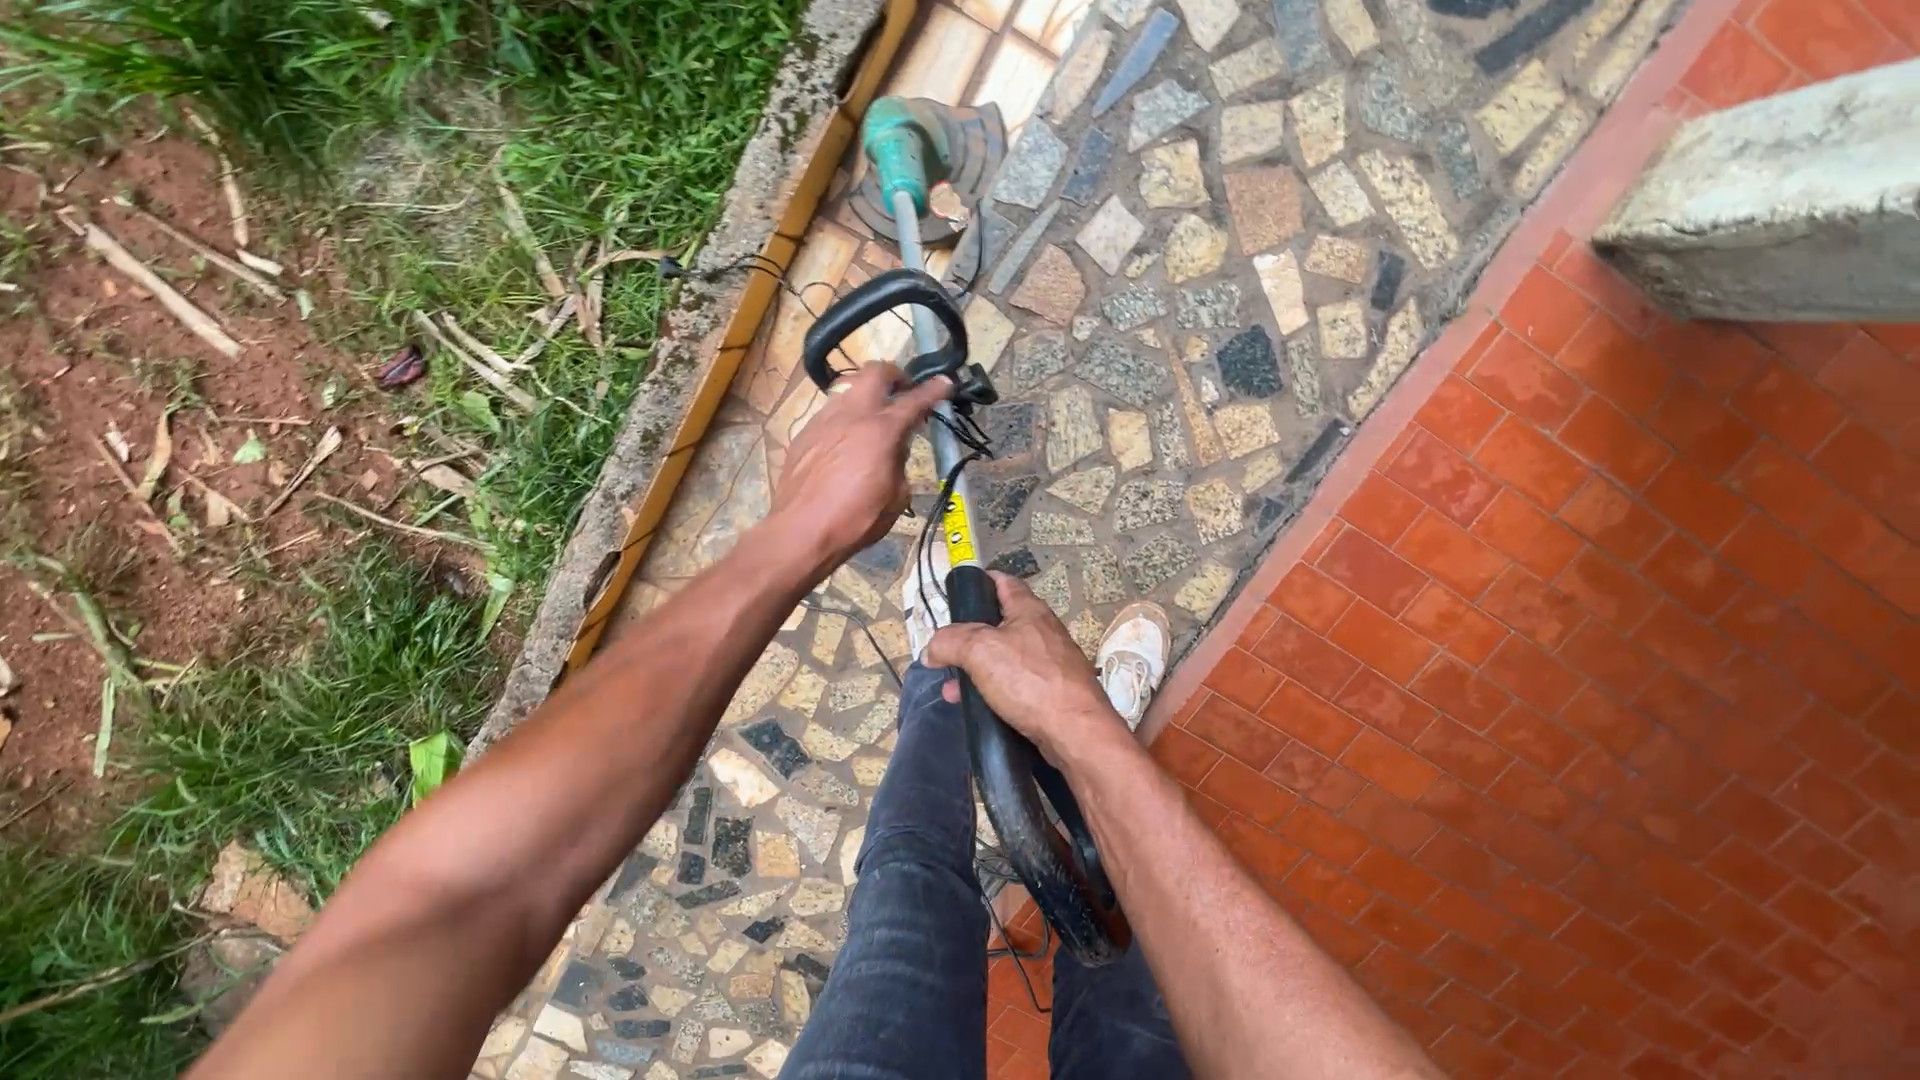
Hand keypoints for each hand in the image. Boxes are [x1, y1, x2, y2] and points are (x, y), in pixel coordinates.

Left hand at [770, 362, 949, 568]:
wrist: (801, 531)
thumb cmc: (856, 519)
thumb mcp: (896, 496)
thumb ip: (900, 462)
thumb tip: (895, 448)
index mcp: (881, 430)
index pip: (914, 400)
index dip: (934, 390)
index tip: (944, 382)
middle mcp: (852, 415)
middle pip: (876, 372)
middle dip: (895, 376)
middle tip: (904, 393)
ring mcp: (824, 420)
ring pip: (849, 389)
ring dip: (868, 396)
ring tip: (874, 420)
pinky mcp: (805, 434)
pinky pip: (831, 413)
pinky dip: (846, 418)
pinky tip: (847, 443)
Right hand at [922, 571, 1127, 762]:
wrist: (1075, 730)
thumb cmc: (1030, 679)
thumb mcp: (980, 651)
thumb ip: (950, 642)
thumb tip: (932, 650)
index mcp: (1029, 610)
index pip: (1003, 582)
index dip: (980, 581)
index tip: (958, 592)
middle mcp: (1043, 631)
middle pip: (999, 624)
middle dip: (968, 639)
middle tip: (946, 652)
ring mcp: (1050, 663)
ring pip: (1003, 659)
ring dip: (975, 670)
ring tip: (951, 690)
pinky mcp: (1052, 692)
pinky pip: (1015, 685)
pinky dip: (992, 692)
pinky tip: (976, 708)